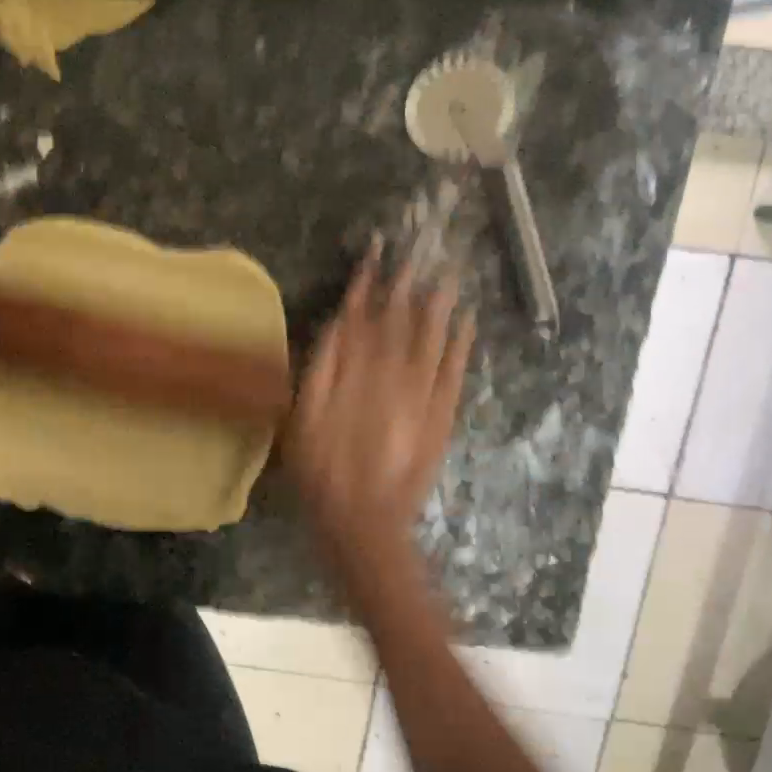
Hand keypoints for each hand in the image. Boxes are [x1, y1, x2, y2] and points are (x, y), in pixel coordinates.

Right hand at [283, 239, 473, 573]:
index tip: (376, 252)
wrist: (364, 520)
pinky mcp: (441, 416)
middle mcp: (391, 377)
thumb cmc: (320, 470)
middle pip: (400, 322)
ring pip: (432, 340)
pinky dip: (462, 346)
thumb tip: (336, 323)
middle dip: (407, 284)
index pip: (362, 317)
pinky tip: (467, 322)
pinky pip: (455, 373)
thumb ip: (320, 368)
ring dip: (439, 306)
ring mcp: (421, 396)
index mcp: (353, 374)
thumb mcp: (303, 418)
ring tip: (446, 274)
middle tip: (419, 250)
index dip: (369, 283)